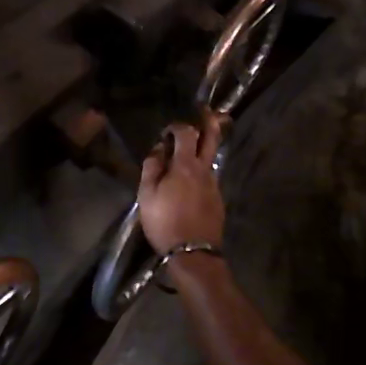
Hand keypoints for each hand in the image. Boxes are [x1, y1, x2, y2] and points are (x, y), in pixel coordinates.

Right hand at [137, 110, 227, 254]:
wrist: (193, 253)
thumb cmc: (165, 222)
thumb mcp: (147, 195)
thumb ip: (152, 167)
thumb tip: (157, 148)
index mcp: (186, 165)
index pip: (186, 133)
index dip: (177, 126)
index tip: (167, 130)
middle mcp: (205, 169)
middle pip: (212, 137)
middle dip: (208, 121)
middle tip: (204, 110)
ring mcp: (215, 184)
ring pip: (211, 158)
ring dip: (204, 148)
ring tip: (192, 148)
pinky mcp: (218, 199)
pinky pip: (210, 177)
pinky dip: (202, 170)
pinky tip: (192, 180)